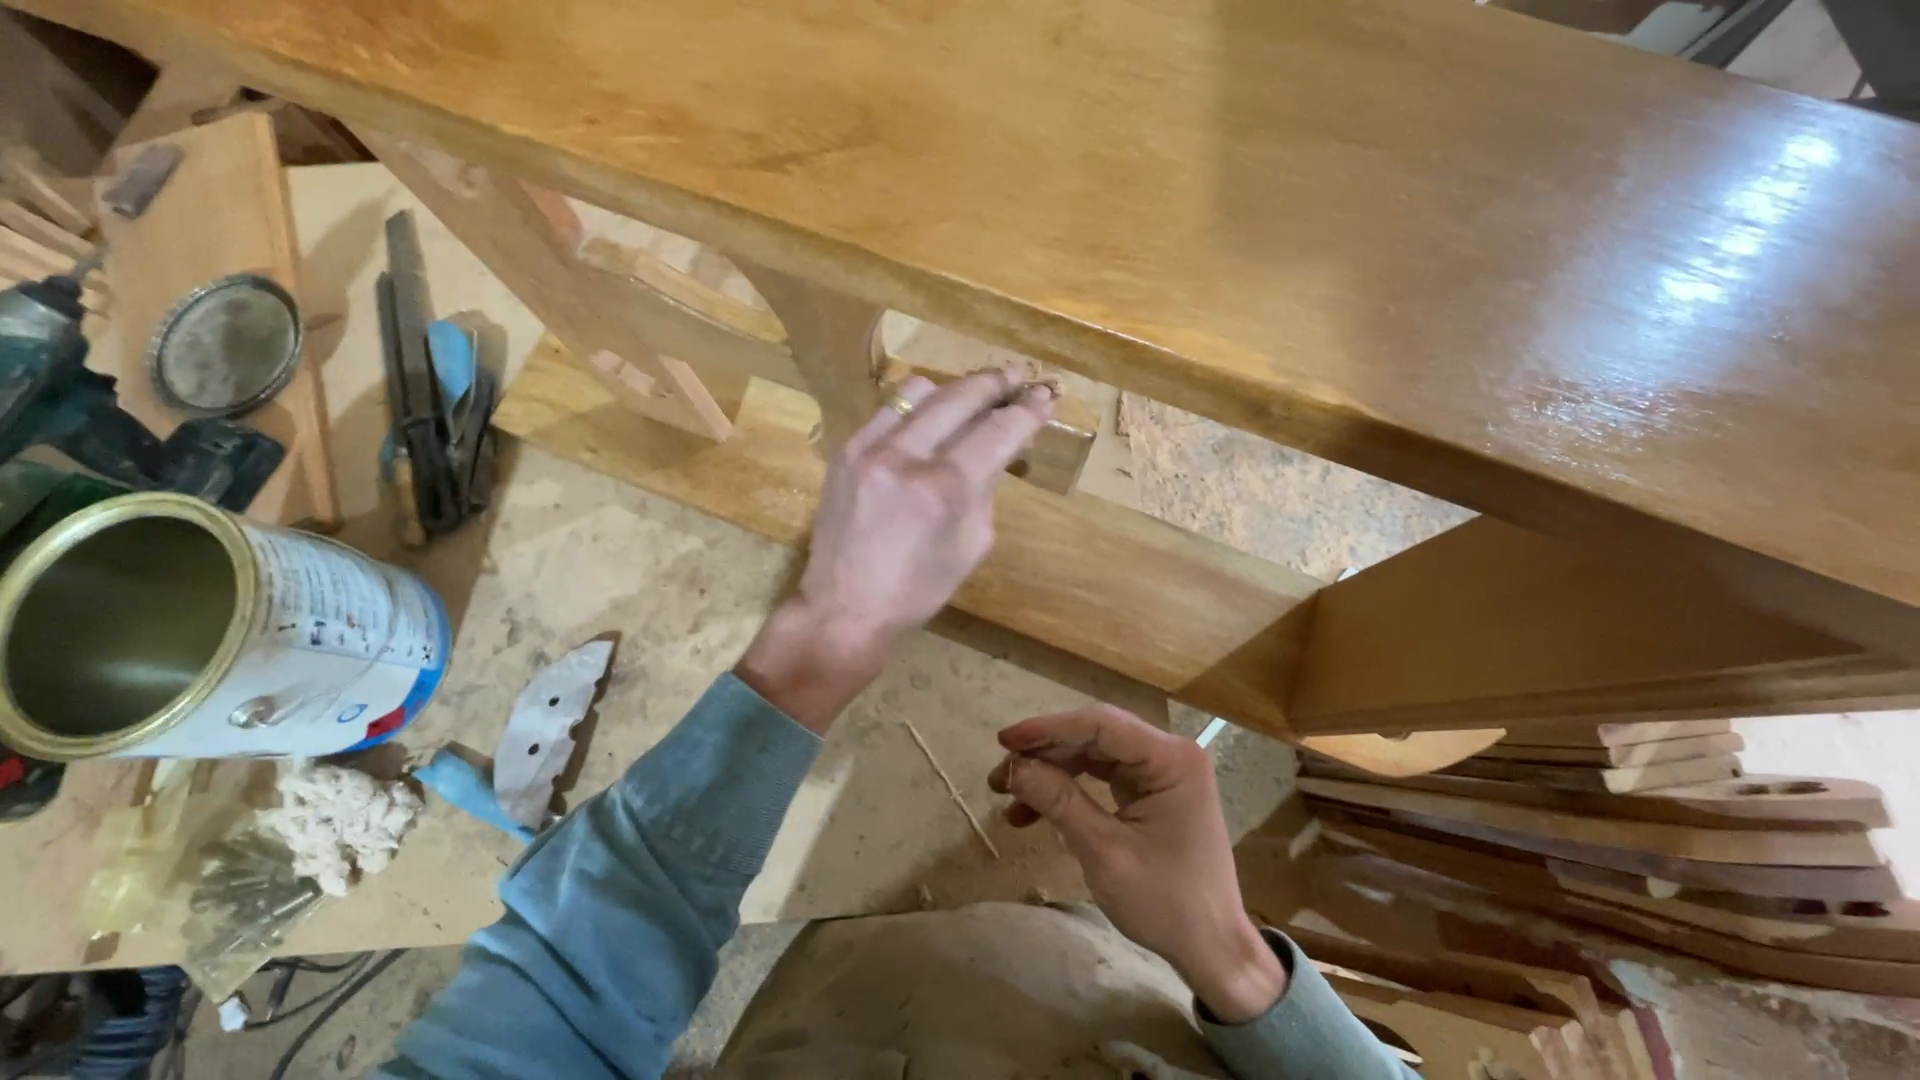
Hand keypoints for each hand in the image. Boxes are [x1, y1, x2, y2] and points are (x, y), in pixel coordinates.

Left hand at [737, 370, 1054, 731]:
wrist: (845, 607)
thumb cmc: (918, 588)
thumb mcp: (972, 544)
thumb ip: (987, 488)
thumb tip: (996, 447)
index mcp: (944, 489)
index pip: (997, 431)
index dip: (1028, 410)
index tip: (1045, 395)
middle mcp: (906, 457)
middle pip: (960, 396)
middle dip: (996, 383)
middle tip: (1019, 379)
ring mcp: (869, 449)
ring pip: (920, 391)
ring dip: (954, 390)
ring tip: (973, 399)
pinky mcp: (845, 450)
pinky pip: (889, 410)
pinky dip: (917, 410)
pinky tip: (930, 421)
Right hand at [988, 705, 1286, 1022]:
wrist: (1212, 949)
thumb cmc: (1166, 902)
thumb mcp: (1105, 853)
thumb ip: (1060, 801)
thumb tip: (1013, 767)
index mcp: (1172, 759)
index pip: (1101, 725)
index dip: (1048, 728)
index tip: (1004, 741)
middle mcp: (1169, 754)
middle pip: (1095, 737)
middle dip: (1044, 754)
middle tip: (999, 776)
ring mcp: (1161, 773)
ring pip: (1092, 756)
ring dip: (1051, 773)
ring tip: (1007, 796)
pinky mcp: (1152, 792)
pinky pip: (1101, 778)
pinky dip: (1068, 791)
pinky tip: (1033, 812)